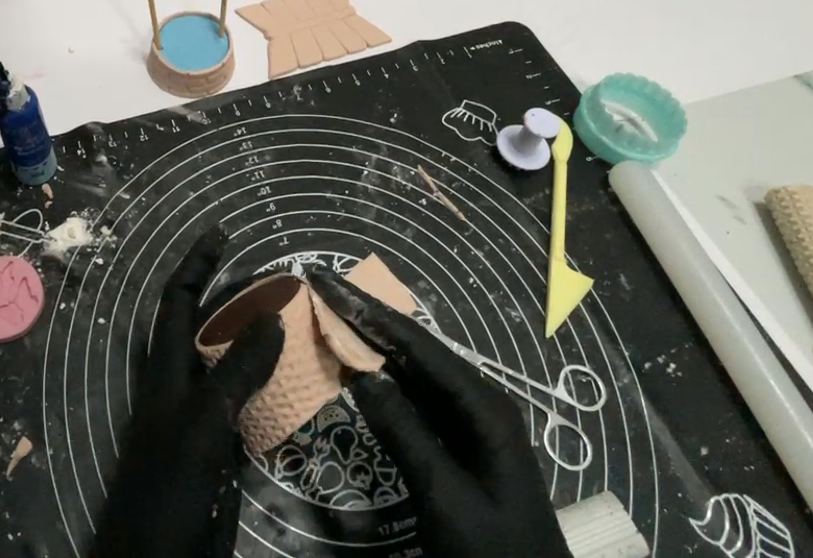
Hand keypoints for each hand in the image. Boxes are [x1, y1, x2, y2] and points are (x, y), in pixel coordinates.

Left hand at [93, 231, 282, 557]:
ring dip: (256, 336)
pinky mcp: (217, 445)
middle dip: (238, 296)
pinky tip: (295, 380)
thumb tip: (273, 317)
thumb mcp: (204, 421)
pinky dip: (266, 380)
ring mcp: (199, 414)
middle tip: (280, 280)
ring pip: (228, 359)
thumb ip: (236, 369)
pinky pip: (244, 397)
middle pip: (207, 323)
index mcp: (166, 366)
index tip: (222, 231)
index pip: (179, 297)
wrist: (155, 556)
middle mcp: (181, 381)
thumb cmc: (170, 484)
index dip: (198, 261)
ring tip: (295, 318)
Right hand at [307, 269, 571, 557]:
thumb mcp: (447, 499)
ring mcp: (468, 423)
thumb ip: (405, 433)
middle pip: (413, 348)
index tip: (324, 281)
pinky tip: (354, 369)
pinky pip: (414, 399)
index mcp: (483, 405)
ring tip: (328, 316)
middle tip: (319, 288)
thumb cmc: (493, 553)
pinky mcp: (456, 444)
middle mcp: (478, 401)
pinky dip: (381, 380)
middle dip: (366, 317)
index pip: (415, 343)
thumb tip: (361, 372)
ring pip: (411, 371)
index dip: (367, 310)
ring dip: (370, 344)